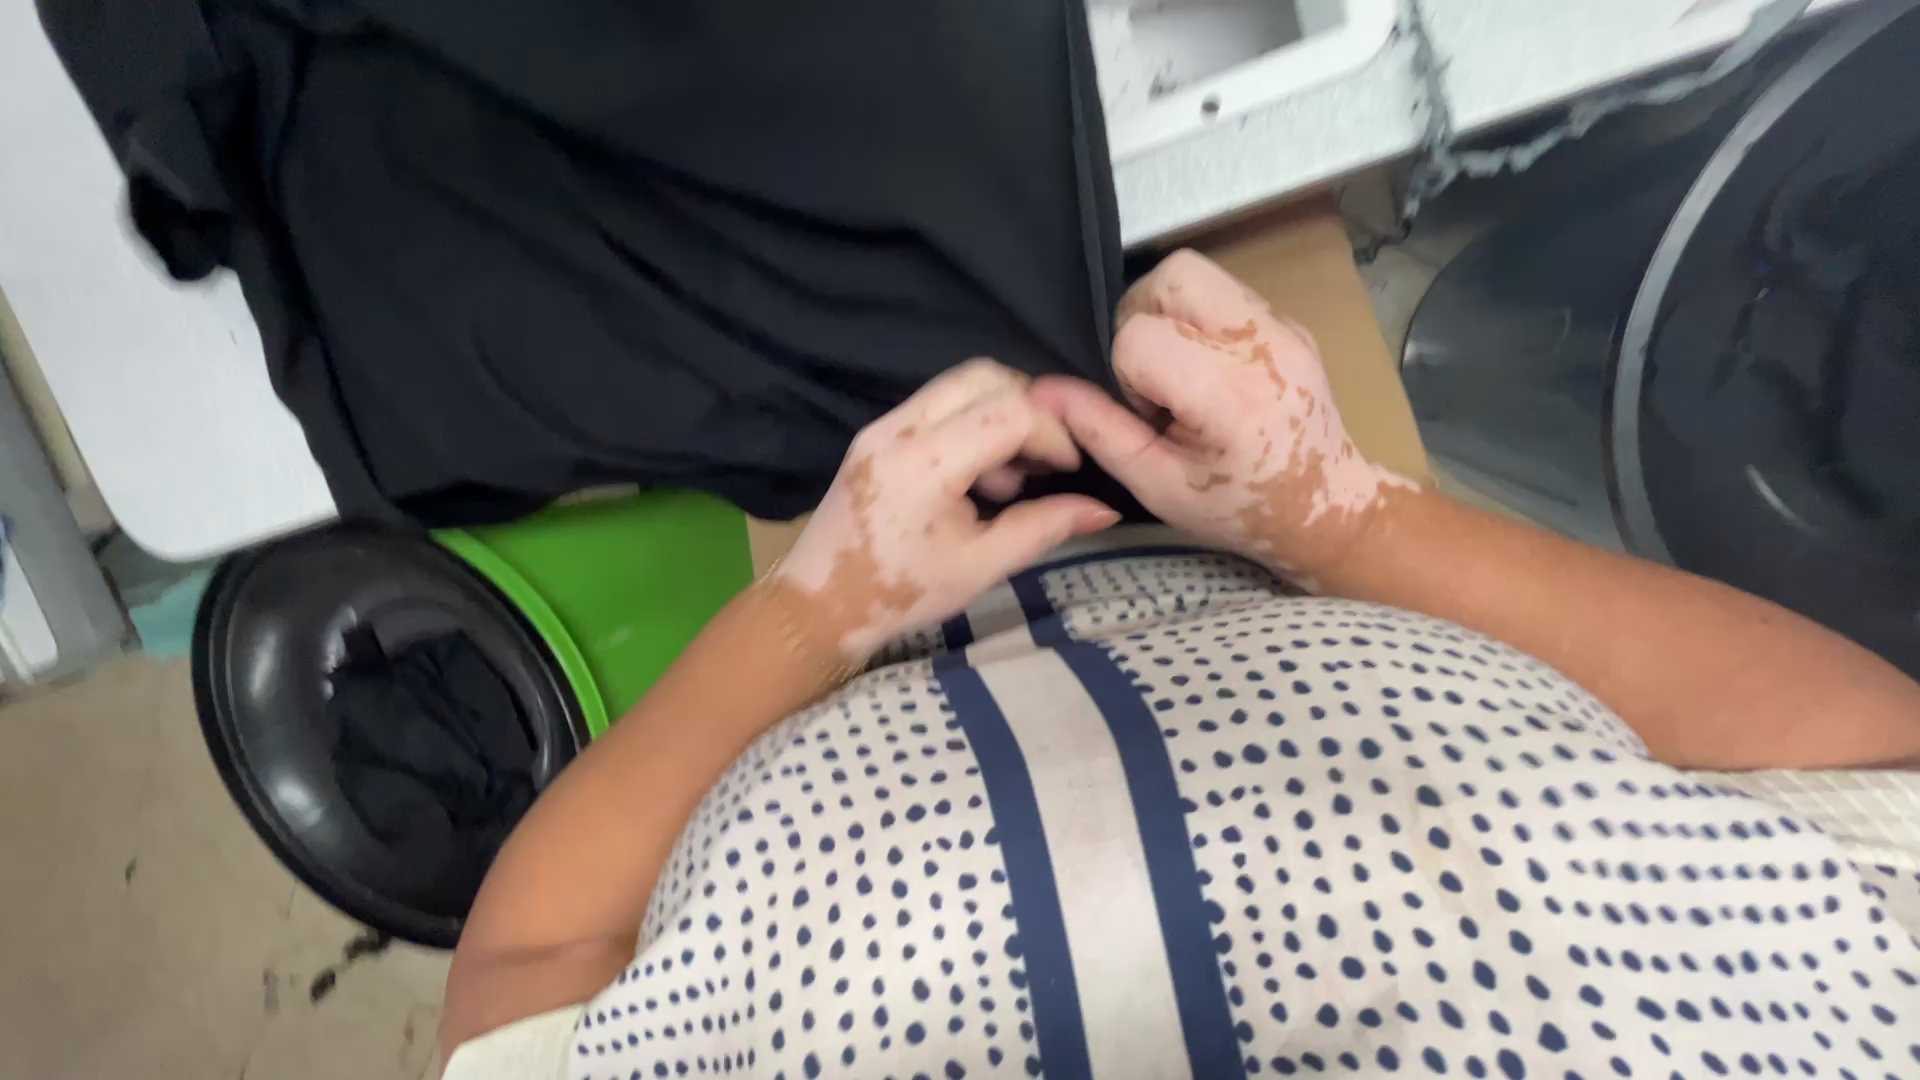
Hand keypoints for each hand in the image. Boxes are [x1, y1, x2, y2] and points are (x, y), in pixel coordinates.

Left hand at [776, 358, 1120, 661]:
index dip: (1052, 432)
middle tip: (1044, 458)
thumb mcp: (981, 566)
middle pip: (984, 376)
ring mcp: (882, 425)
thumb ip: (1043, 528)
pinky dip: (970, 422)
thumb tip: (1105, 509)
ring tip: (1009, 476)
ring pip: (958, 384)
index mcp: (925, 463)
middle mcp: (900, 428)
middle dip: (1028, 407)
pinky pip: (935, 404)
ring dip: (999, 412)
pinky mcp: (876, 433)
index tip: (1066, 468)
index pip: (1009, 411)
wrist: (822, 605)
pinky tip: (977, 477)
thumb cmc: (902, 593)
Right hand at [1031, 249, 1415, 586]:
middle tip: (1152, 378)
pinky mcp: (1285, 318)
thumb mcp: (1156, 485)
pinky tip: (1202, 368)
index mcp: (1231, 394)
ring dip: (1164, 314)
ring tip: (1175, 371)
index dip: (1125, 374)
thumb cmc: (1236, 508)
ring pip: (1192, 272)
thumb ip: (1099, 432)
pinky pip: (1217, 291)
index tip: (1148, 415)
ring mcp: (1281, 322)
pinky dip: (1192, 320)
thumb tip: (1043, 391)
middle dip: (1140, 321)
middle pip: (1171, 277)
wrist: (1324, 506)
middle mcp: (1262, 342)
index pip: (1141, 335)